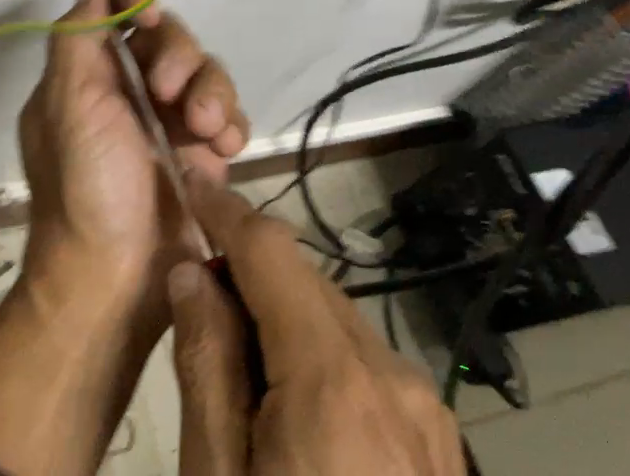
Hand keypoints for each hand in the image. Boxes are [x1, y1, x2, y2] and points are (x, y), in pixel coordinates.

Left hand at [18, 0, 250, 306]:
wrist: (116, 278)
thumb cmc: (84, 185)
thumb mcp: (67, 104)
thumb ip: (76, 39)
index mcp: (89, 76)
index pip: (116, 15)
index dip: (137, 5)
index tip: (149, 18)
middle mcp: (129, 92)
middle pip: (170, 39)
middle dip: (180, 59)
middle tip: (172, 99)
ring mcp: (167, 124)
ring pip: (206, 77)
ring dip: (213, 95)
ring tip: (207, 136)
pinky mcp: (201, 156)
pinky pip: (228, 120)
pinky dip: (232, 127)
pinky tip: (225, 152)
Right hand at [168, 170, 464, 475]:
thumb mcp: (217, 473)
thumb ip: (206, 361)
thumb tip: (191, 272)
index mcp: (333, 381)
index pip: (273, 255)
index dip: (228, 213)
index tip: (191, 183)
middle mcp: (393, 378)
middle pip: (307, 285)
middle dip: (249, 269)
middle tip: (192, 285)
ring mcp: (426, 413)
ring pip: (339, 324)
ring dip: (283, 314)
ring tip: (232, 353)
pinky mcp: (438, 443)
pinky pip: (367, 368)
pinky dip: (319, 355)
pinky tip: (286, 401)